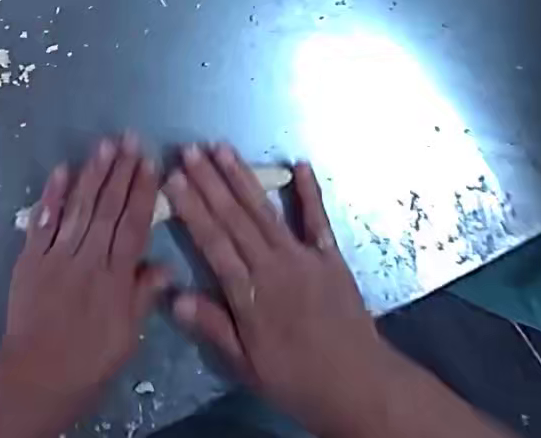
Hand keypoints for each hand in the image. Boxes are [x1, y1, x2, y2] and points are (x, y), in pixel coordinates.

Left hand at [0, 136, 164, 437]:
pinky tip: (62, 169)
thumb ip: (144, 295)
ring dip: (92, 174)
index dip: (142, 193)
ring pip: (79, 207)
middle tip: (129, 139)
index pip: (133, 227)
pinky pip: (44, 220)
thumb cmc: (90, 359)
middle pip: (107, 208)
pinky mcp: (32, 255)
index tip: (149, 164)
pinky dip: (53, 195)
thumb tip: (167, 265)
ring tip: (104, 145)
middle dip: (120, 172)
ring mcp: (58, 253)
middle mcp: (88, 258)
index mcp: (116, 278)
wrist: (39, 373)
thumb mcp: (127, 336)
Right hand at [166, 146, 516, 437]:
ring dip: (242, 177)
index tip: (172, 178)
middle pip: (235, 218)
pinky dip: (310, 193)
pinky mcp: (330, 258)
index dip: (191, 209)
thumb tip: (173, 296)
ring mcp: (304, 258)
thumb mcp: (248, 366)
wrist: (367, 393)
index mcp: (251, 294)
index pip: (213, 242)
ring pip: (265, 211)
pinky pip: (317, 221)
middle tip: (189, 150)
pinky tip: (300, 164)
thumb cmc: (299, 379)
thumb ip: (213, 327)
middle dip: (209, 181)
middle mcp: (274, 267)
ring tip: (221, 147)